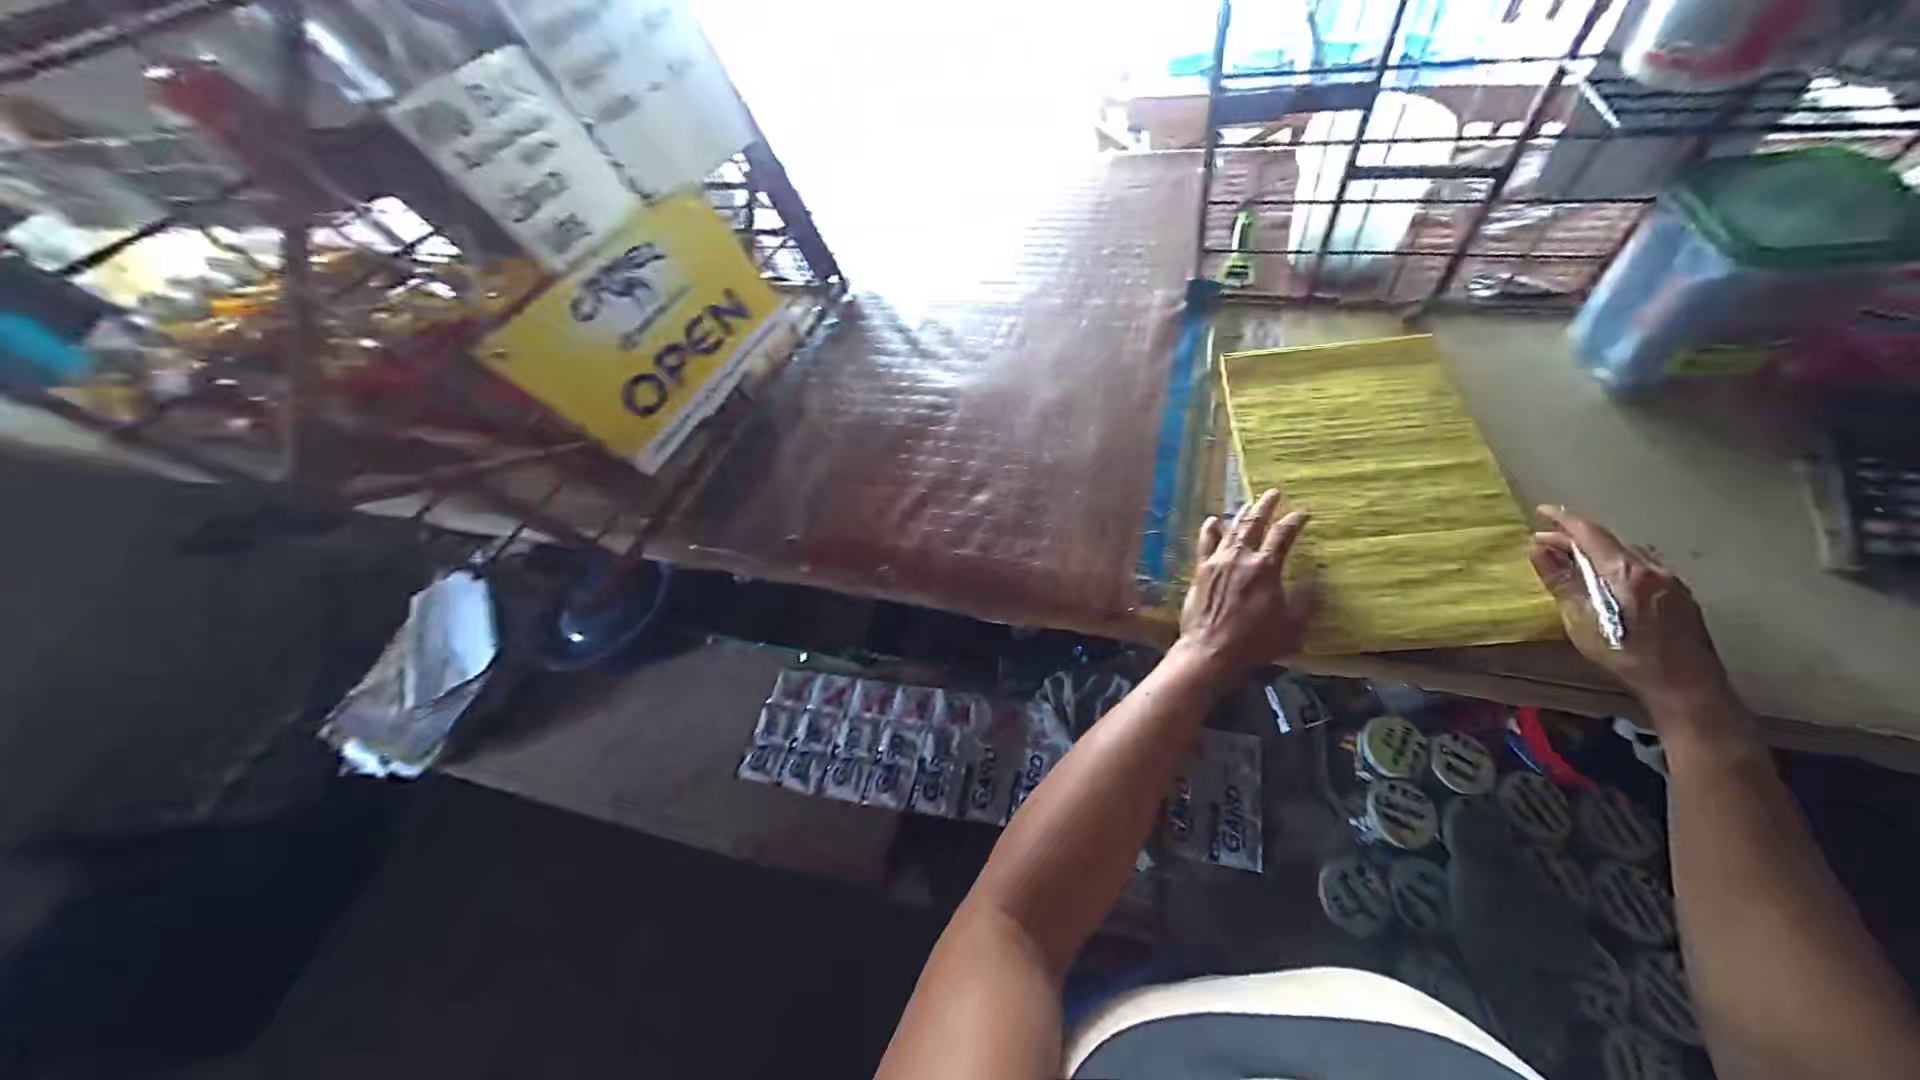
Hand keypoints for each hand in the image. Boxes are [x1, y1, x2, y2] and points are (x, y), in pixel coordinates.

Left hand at [1176, 489, 1316, 679]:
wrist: (1211, 650)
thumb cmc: (1255, 642)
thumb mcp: (1293, 624)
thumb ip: (1307, 599)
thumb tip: (1316, 576)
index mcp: (1266, 568)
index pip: (1284, 535)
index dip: (1295, 521)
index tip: (1303, 513)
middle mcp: (1241, 558)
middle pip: (1254, 523)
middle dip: (1266, 506)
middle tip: (1273, 492)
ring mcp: (1217, 562)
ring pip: (1231, 530)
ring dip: (1242, 515)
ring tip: (1249, 504)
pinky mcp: (1200, 571)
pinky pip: (1205, 544)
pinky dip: (1210, 530)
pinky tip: (1212, 520)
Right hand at [1528, 505, 1731, 716]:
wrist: (1686, 685)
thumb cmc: (1625, 653)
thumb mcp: (1581, 619)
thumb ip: (1561, 581)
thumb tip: (1539, 549)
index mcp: (1625, 571)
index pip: (1591, 533)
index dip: (1564, 519)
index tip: (1542, 510)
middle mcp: (1652, 568)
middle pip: (1608, 542)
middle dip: (1574, 538)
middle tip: (1543, 543)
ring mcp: (1671, 581)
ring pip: (1627, 553)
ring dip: (1596, 551)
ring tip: (1571, 560)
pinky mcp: (1680, 595)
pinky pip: (1642, 567)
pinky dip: (1615, 563)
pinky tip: (1604, 579)